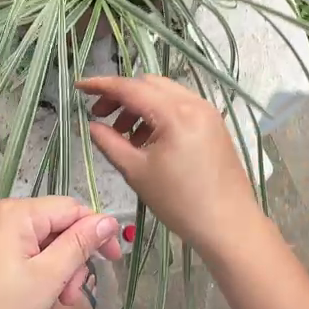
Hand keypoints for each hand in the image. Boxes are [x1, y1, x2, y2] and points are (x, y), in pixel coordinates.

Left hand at [0, 197, 122, 308]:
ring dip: (48, 267)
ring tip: (50, 302)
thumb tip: (106, 220)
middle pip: (48, 225)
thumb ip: (79, 245)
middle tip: (71, 296)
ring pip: (28, 240)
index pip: (69, 208)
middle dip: (68, 258)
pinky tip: (23, 296)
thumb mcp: (47, 278)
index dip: (95, 233)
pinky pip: (5, 248)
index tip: (111, 261)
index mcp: (13, 212)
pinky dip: (24, 268)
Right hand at [77, 75, 265, 261]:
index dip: (101, 85)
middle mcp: (194, 103)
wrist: (228, 224)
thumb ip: (109, 143)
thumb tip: (92, 126)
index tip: (79, 87)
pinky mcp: (213, 124)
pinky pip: (179, 106)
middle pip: (148, 84)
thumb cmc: (180, 202)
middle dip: (120, 96)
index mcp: (174, 113)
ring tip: (123, 134)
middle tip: (100, 116)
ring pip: (164, 93)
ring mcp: (207, 112)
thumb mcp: (136, 172)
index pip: (130, 88)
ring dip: (139, 105)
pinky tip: (147, 140)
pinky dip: (158, 114)